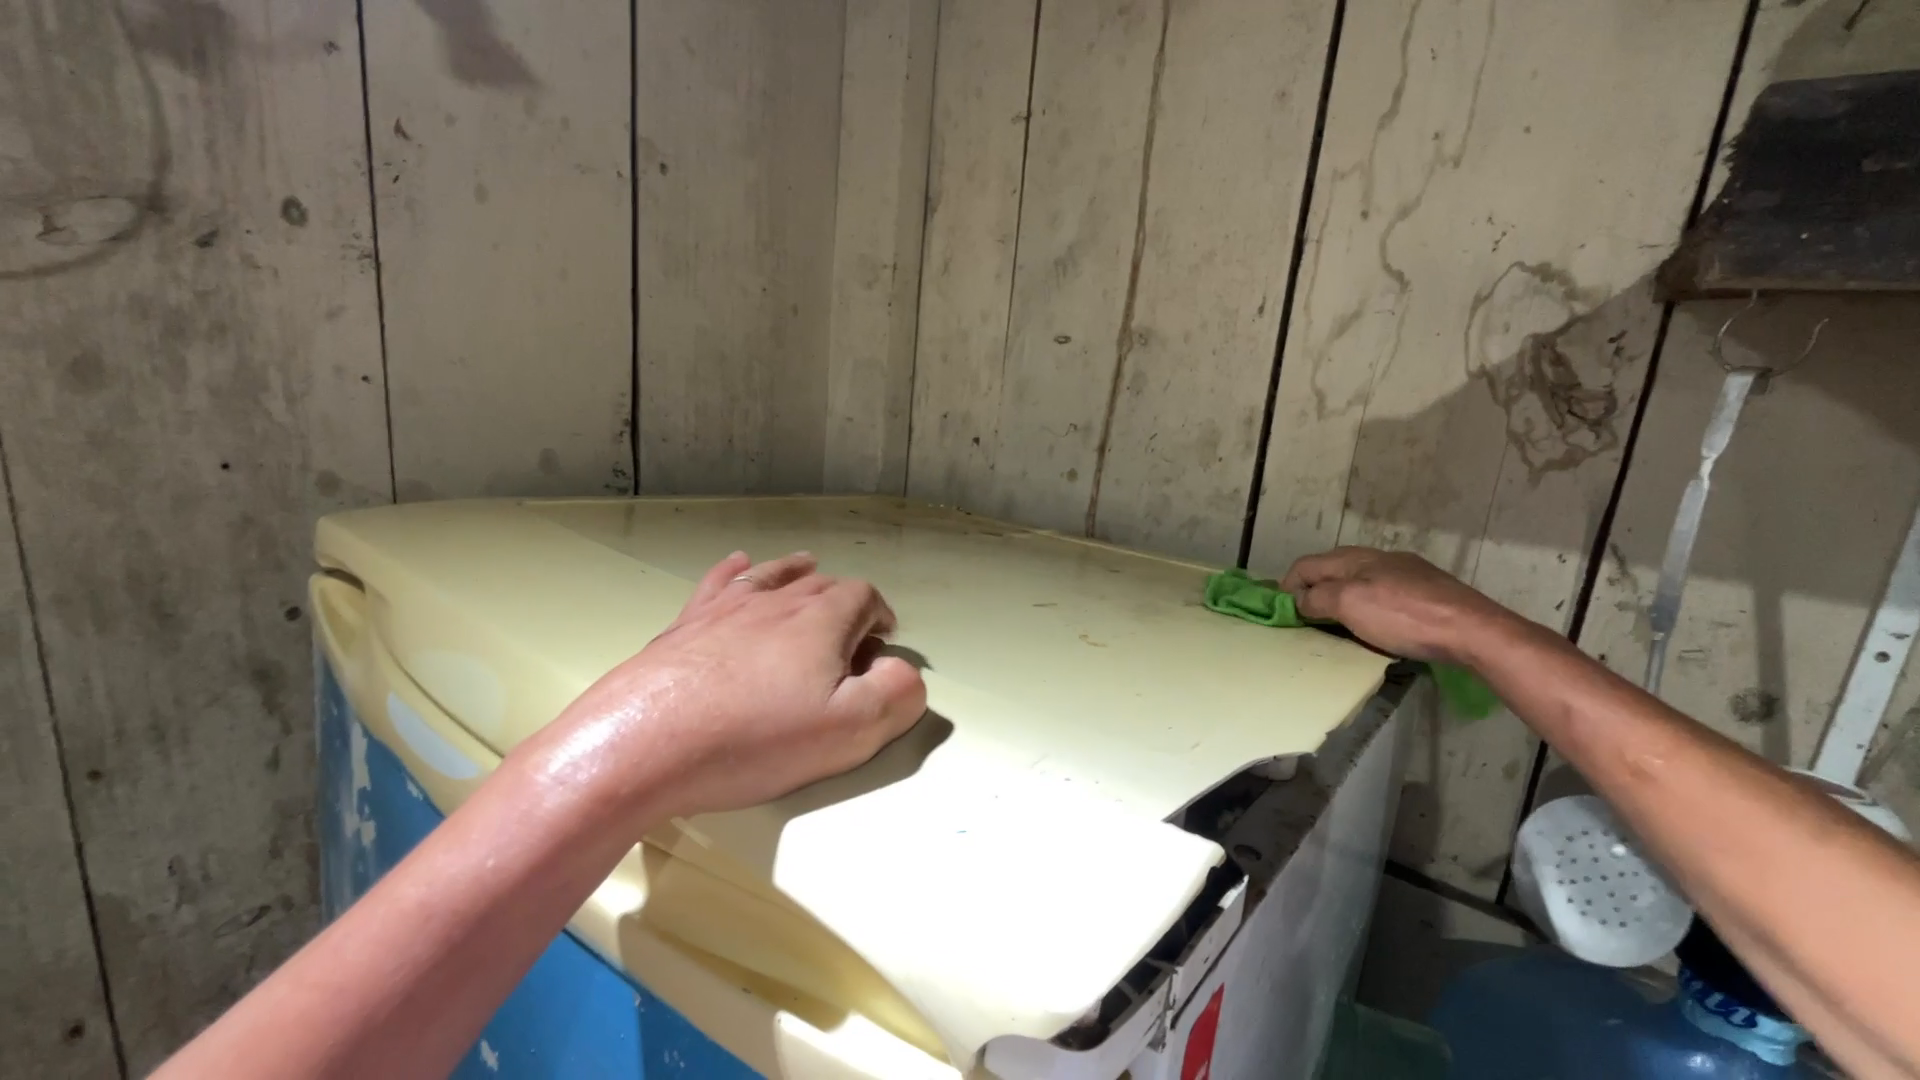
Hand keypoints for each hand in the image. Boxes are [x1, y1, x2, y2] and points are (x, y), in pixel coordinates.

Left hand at [518, 551, 927, 827]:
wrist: (645, 743)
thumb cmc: (754, 739)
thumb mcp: (849, 731)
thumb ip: (896, 694)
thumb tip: (904, 670)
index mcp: (822, 620)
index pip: (866, 598)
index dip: (881, 618)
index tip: (883, 644)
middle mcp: (777, 600)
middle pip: (823, 586)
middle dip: (846, 604)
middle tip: (849, 640)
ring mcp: (727, 607)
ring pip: (773, 576)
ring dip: (798, 573)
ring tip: (810, 569)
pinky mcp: (687, 623)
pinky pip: (719, 582)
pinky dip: (737, 571)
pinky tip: (738, 565)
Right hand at [1278, 547, 1520, 665]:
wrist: (1472, 630)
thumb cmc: (1403, 616)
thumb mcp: (1349, 605)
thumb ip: (1317, 598)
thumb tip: (1300, 600)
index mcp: (1355, 558)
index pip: (1306, 565)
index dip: (1287, 586)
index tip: (1279, 612)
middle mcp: (1379, 558)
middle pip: (1332, 571)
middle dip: (1313, 592)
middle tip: (1304, 620)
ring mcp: (1407, 574)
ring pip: (1359, 583)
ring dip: (1341, 601)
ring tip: (1336, 626)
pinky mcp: (1427, 592)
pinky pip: (1383, 595)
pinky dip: (1367, 608)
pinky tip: (1375, 627)